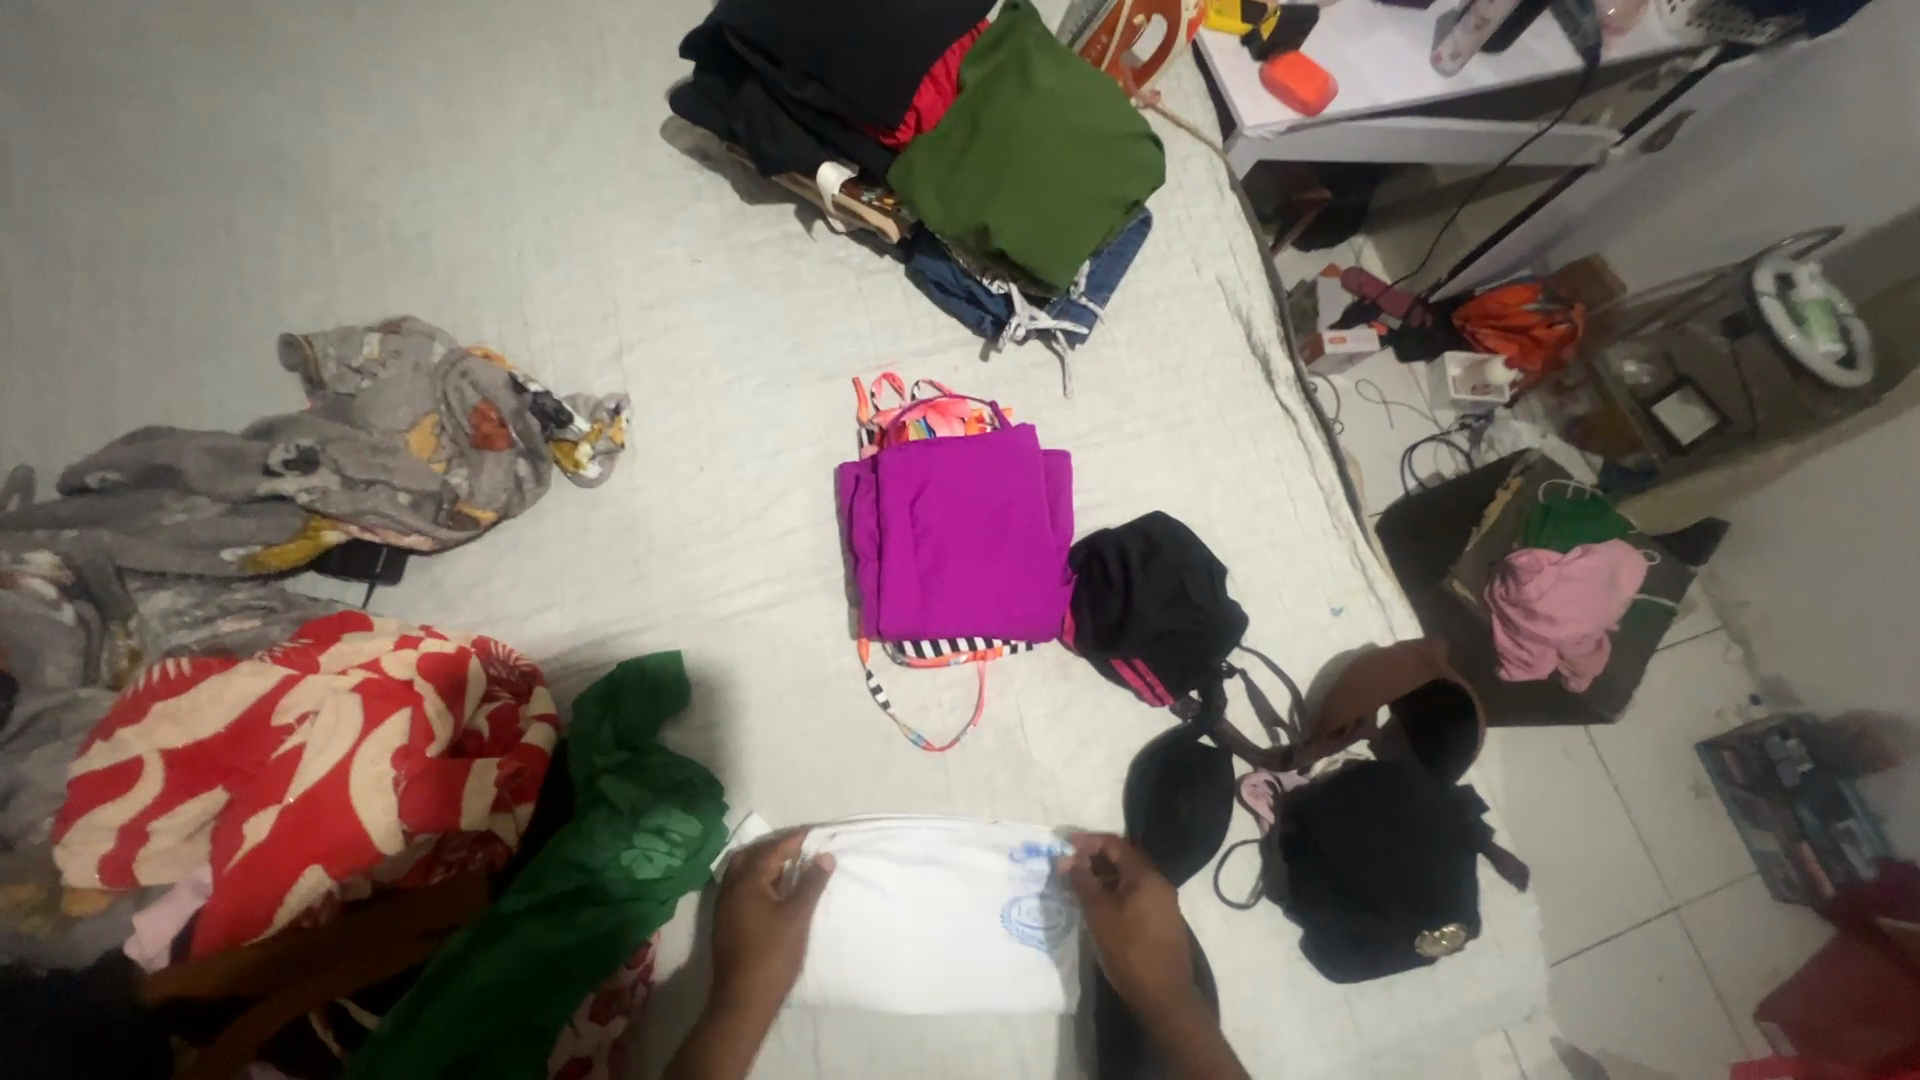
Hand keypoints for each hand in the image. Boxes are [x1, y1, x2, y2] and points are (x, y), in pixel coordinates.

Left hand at [707, 828, 835, 1018]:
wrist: (742, 1001)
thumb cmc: (772, 955)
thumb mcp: (798, 916)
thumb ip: (811, 882)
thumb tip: (825, 855)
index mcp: (747, 881)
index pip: (772, 849)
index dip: (794, 839)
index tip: (813, 832)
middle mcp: (731, 888)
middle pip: (751, 855)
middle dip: (774, 847)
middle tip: (799, 847)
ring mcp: (724, 906)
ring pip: (742, 872)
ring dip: (764, 863)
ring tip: (789, 866)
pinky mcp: (725, 922)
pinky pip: (740, 887)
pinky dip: (757, 880)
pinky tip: (774, 890)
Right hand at [1057, 832, 1196, 1018]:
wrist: (1164, 997)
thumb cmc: (1129, 949)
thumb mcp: (1098, 912)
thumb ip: (1082, 882)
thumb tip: (1066, 860)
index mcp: (1145, 875)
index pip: (1115, 844)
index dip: (1089, 842)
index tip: (1067, 845)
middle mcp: (1159, 884)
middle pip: (1124, 860)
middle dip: (1096, 859)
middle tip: (1071, 866)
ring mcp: (1164, 904)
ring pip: (1130, 880)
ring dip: (1105, 878)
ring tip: (1081, 887)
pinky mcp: (1163, 923)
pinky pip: (1136, 896)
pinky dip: (1116, 894)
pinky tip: (1101, 908)